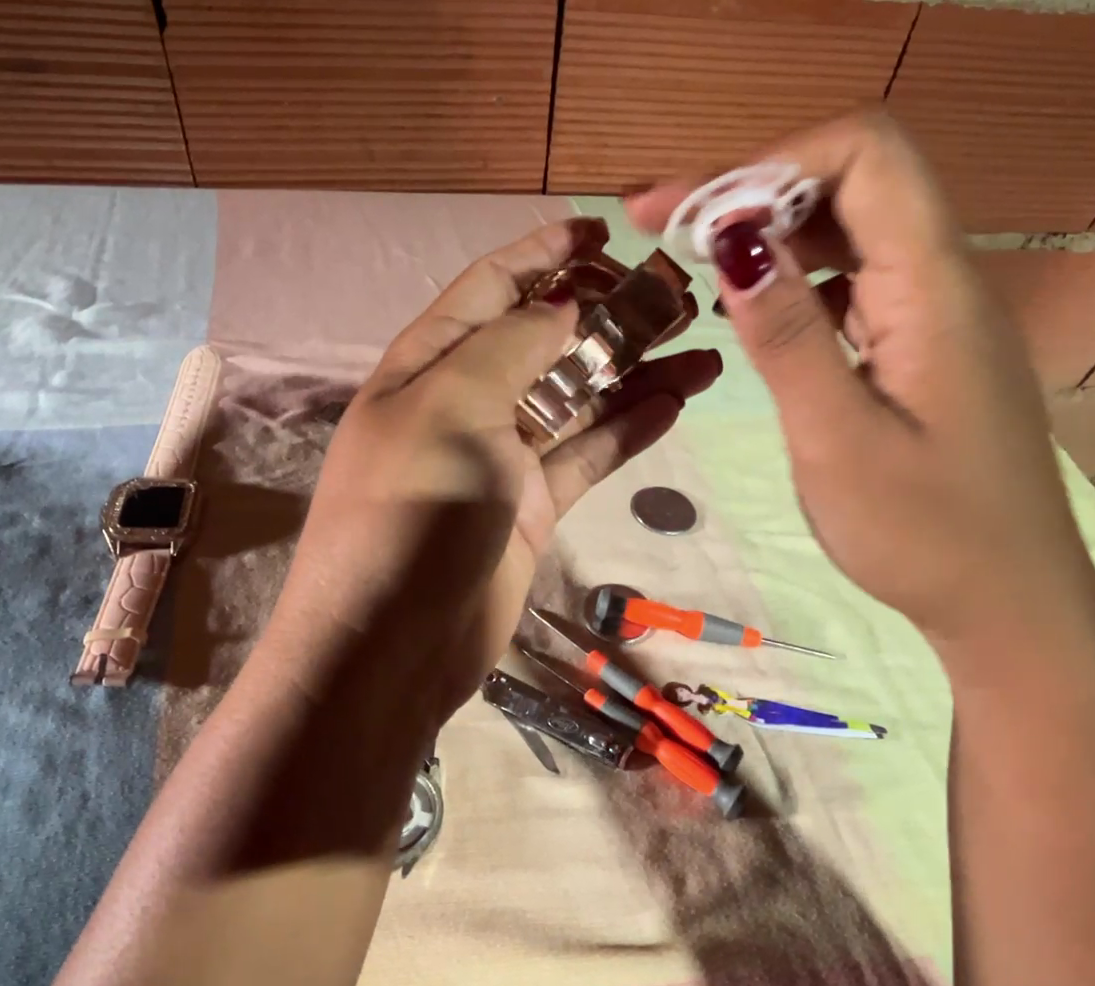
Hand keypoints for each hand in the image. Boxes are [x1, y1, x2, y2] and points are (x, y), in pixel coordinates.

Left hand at [260, 218, 721, 704]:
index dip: (543, 252)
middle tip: (678, 293)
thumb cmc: (410, 511)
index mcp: (427, 364)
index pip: (490, 288)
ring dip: (634, 371)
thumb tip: (565, 305)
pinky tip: (678, 400)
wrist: (392, 645)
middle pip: (545, 340)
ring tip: (703, 344)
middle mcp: (464, 403)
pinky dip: (630, 428)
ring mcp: (502, 459)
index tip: (604, 230)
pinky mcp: (533, 509)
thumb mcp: (449, 407)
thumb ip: (511, 346)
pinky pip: (589, 455)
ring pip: (578, 399)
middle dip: (606, 313)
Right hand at [625, 113, 1094, 643]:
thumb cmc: (924, 535)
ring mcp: (936, 317)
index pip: (866, 154)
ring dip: (769, 234)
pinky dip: (795, 282)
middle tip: (658, 224)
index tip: (688, 213)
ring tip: (689, 265)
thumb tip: (732, 238)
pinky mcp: (924, 351)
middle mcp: (944, 282)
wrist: (1009, 604)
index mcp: (933, 289)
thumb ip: (786, 335)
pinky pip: (856, 285)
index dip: (770, 162)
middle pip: (854, 183)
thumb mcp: (837, 440)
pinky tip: (753, 317)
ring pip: (851, 234)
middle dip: (752, 190)